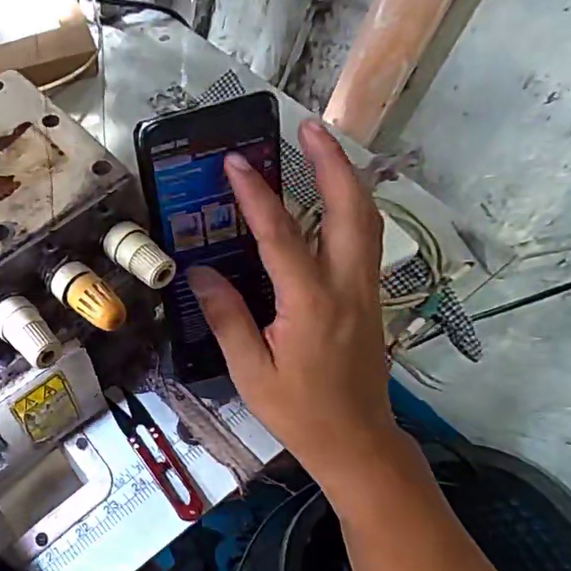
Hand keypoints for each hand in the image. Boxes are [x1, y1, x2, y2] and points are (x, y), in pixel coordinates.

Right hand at [189, 119, 400, 484]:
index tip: (235, 162)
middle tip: (308, 128)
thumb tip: (200, 273)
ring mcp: (366, 290)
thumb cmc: (300, 412)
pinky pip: (365, 240)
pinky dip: (351, 207)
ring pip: (367, 219)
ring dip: (347, 179)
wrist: (357, 441)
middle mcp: (347, 287)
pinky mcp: (370, 298)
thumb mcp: (250, 371)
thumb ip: (227, 317)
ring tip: (322, 150)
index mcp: (311, 304)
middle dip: (331, 162)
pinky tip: (331, 201)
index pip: (281, 236)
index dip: (255, 196)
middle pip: (351, 209)